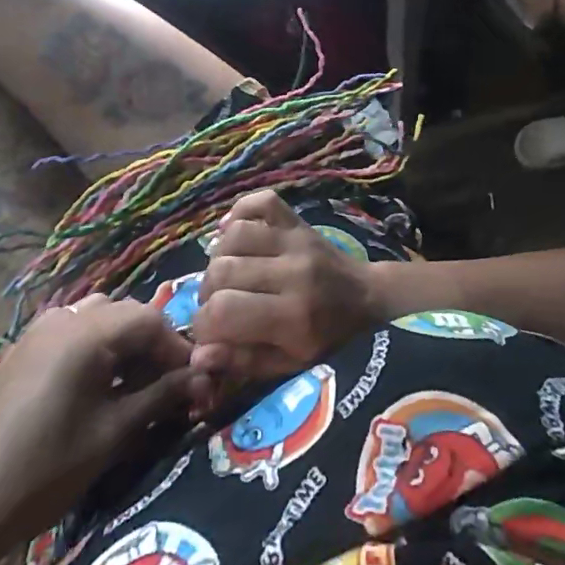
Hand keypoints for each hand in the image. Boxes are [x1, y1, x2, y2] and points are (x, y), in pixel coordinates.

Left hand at [0, 296, 191, 541]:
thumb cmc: (44, 469)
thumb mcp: (112, 434)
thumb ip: (161, 397)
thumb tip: (203, 378)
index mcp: (86, 331)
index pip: (150, 319)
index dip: (178, 348)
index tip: (196, 383)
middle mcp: (63, 318)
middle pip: (124, 313)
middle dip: (153, 345)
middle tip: (169, 388)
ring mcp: (37, 332)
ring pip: (97, 319)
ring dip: (124, 344)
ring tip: (134, 387)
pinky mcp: (21, 351)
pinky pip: (71, 333)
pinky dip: (95, 349)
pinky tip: (97, 388)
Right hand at [191, 191, 380, 394]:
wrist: (367, 296)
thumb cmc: (327, 336)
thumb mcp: (290, 363)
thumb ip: (243, 361)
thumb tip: (197, 356)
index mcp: (292, 316)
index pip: (224, 310)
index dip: (203, 322)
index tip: (207, 330)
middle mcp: (292, 272)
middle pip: (222, 270)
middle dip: (207, 291)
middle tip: (216, 303)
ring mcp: (295, 240)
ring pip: (234, 236)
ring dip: (218, 256)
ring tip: (225, 274)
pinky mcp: (297, 221)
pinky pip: (260, 202)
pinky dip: (240, 212)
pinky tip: (233, 234)